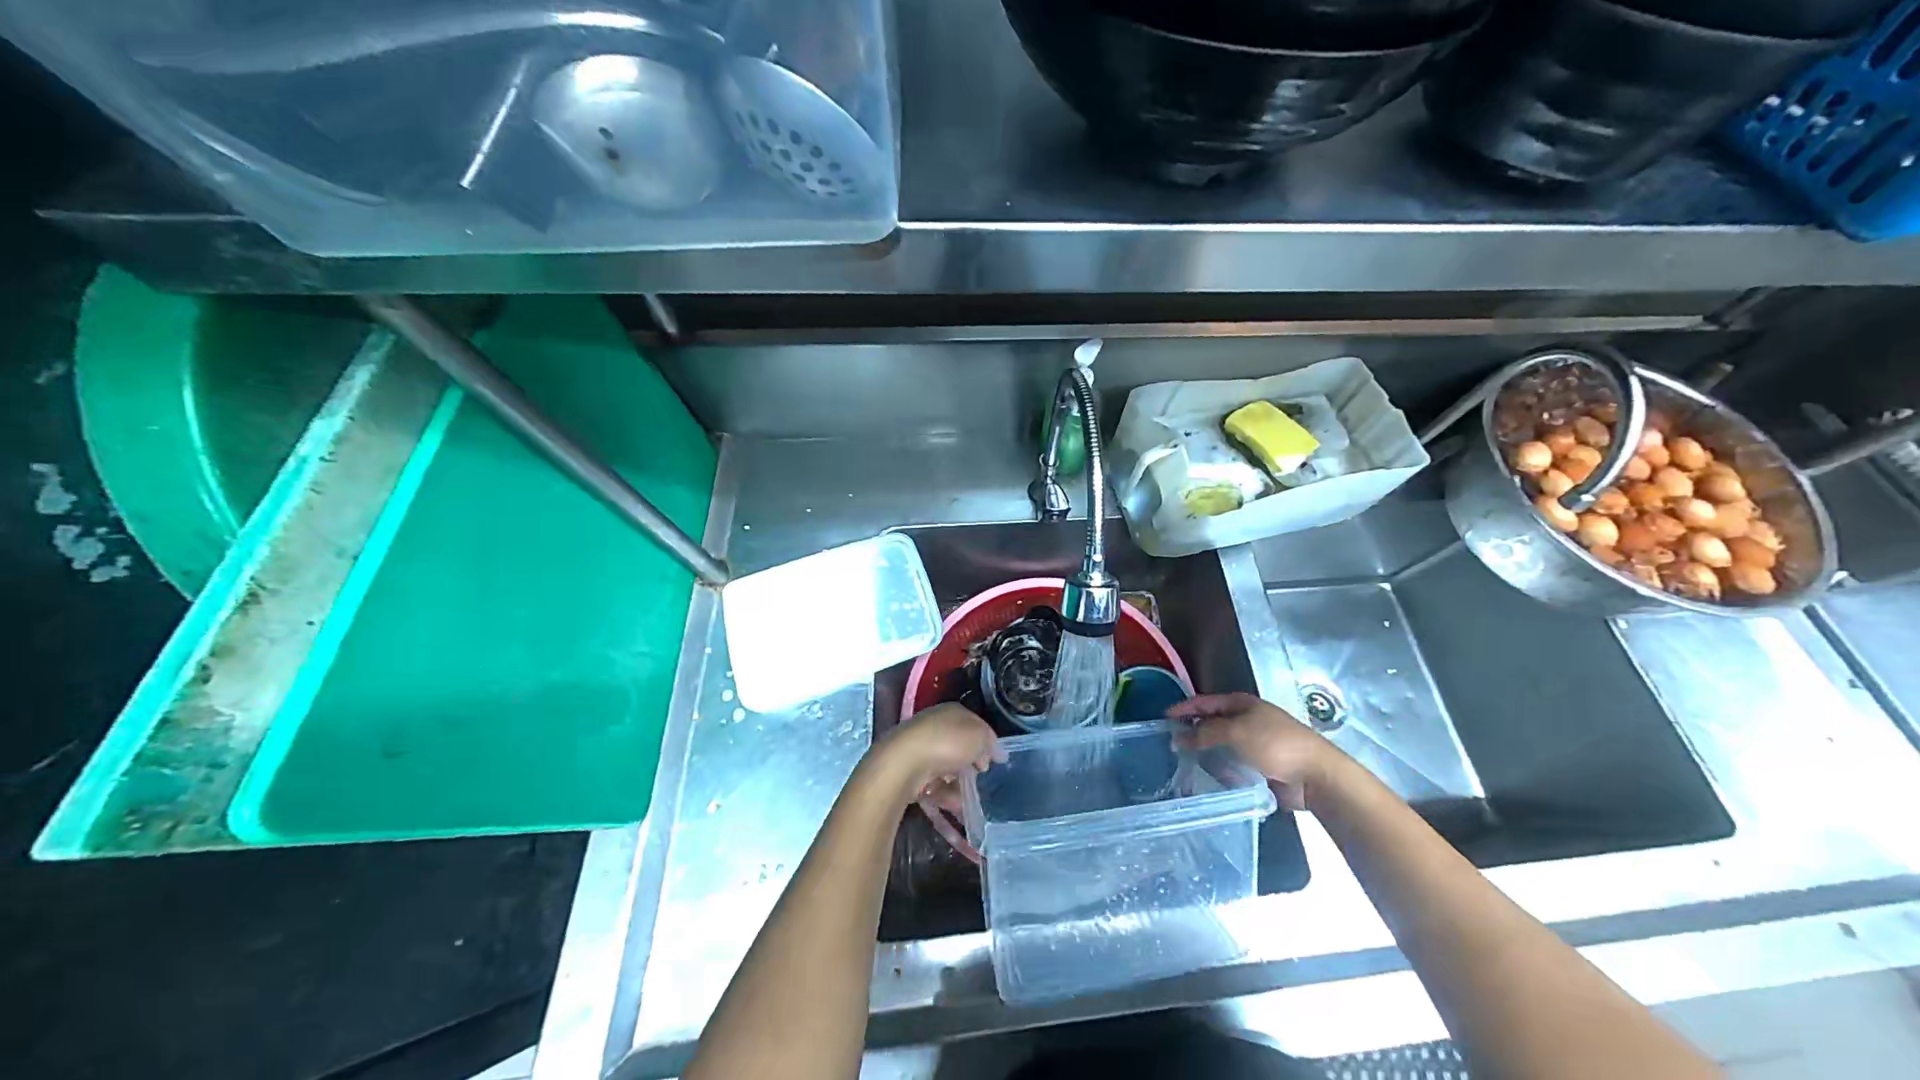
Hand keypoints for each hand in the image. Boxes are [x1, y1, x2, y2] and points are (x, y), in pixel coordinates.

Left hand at [871, 704, 1003, 863]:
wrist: (905, 763)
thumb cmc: (947, 743)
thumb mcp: (979, 736)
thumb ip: (990, 743)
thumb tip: (996, 753)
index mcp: (950, 713)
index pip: (973, 726)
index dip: (985, 743)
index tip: (993, 762)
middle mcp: (934, 728)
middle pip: (958, 749)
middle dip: (970, 766)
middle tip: (980, 779)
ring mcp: (920, 751)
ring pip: (945, 770)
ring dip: (957, 786)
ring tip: (968, 801)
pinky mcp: (910, 773)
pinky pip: (932, 787)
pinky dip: (943, 797)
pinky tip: (953, 809)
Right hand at [1168, 693, 1343, 810]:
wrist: (1315, 776)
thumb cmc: (1274, 744)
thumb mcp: (1235, 732)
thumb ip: (1203, 733)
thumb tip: (1177, 737)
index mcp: (1242, 704)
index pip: (1206, 702)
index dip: (1184, 708)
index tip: (1163, 718)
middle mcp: (1247, 721)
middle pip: (1212, 724)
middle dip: (1192, 732)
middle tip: (1170, 743)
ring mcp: (1254, 745)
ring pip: (1221, 747)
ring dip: (1205, 753)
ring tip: (1183, 763)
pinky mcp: (1259, 767)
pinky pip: (1232, 766)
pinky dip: (1219, 770)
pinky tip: (1206, 777)